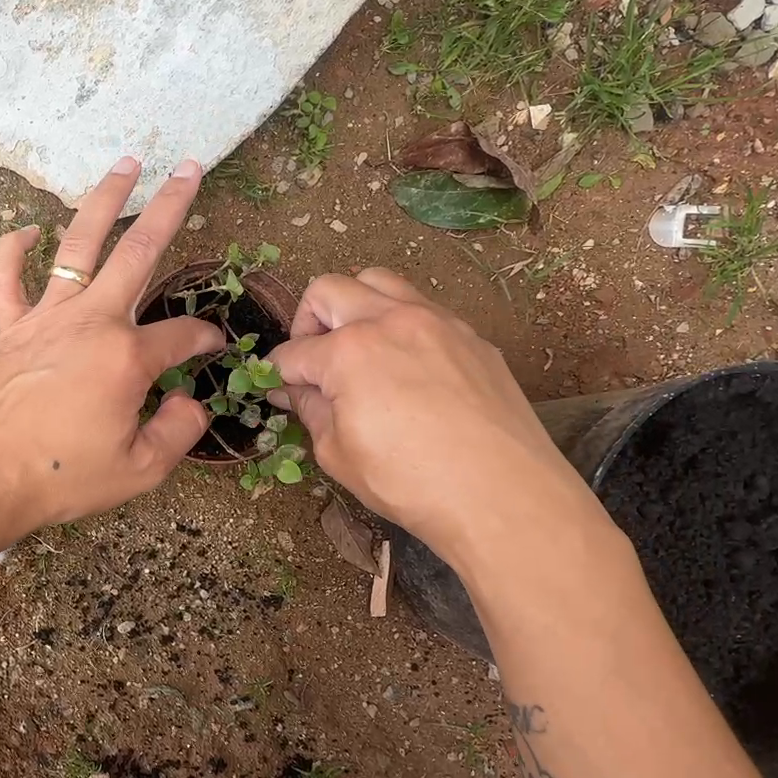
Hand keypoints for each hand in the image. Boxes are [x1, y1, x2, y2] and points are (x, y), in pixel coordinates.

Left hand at [0, 156, 223, 535]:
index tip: (212, 347)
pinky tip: (25, 230)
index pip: (182, 335)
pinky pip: (6, 279)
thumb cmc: (67, 477)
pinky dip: (11, 252)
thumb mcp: (142, 469)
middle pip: (138, 251)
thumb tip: (190, 402)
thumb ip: (179, 431)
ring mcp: (45, 319)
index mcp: (127, 357)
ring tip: (124, 164)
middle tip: (189, 168)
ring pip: (77, 246)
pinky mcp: (10, 329)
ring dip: (102, 201)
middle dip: (169, 205)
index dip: (205, 339)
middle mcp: (90, 323)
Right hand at [264, 269, 593, 564]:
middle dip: (305, 323)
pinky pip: (421, 308)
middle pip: (327, 292)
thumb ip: (310, 409)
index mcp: (349, 351)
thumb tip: (294, 390)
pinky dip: (396, 324)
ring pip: (378, 281)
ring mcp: (437, 322)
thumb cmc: (408, 481)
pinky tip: (401, 367)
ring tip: (355, 349)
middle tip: (311, 362)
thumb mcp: (336, 452)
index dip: (276, 375)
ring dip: (353, 307)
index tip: (276, 390)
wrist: (502, 496)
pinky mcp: (471, 337)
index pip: (292, 352)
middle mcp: (390, 320)